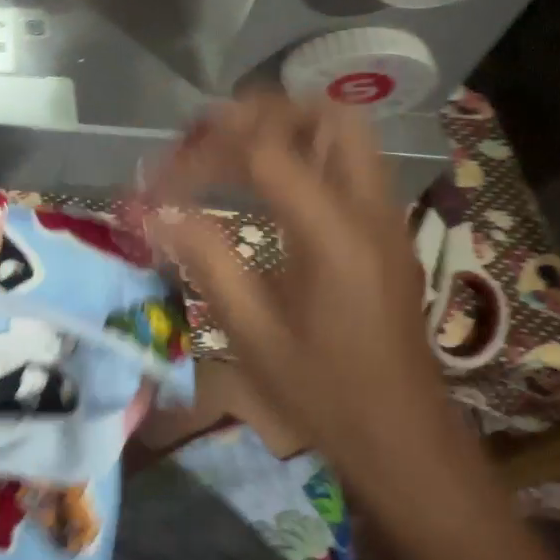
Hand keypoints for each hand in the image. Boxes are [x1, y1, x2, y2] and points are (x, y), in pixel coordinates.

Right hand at [146, 94, 444, 473]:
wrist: (408, 445)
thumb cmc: (323, 393)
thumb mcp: (250, 331)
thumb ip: (204, 257)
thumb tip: (151, 207)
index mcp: (334, 235)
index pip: (263, 151)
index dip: (202, 150)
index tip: (156, 176)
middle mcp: (368, 213)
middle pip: (326, 116)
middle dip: (258, 114)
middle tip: (204, 140)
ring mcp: (384, 221)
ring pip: (343, 134)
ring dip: (282, 128)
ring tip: (224, 154)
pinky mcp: (383, 234)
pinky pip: (346, 164)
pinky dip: (299, 153)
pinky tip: (256, 186)